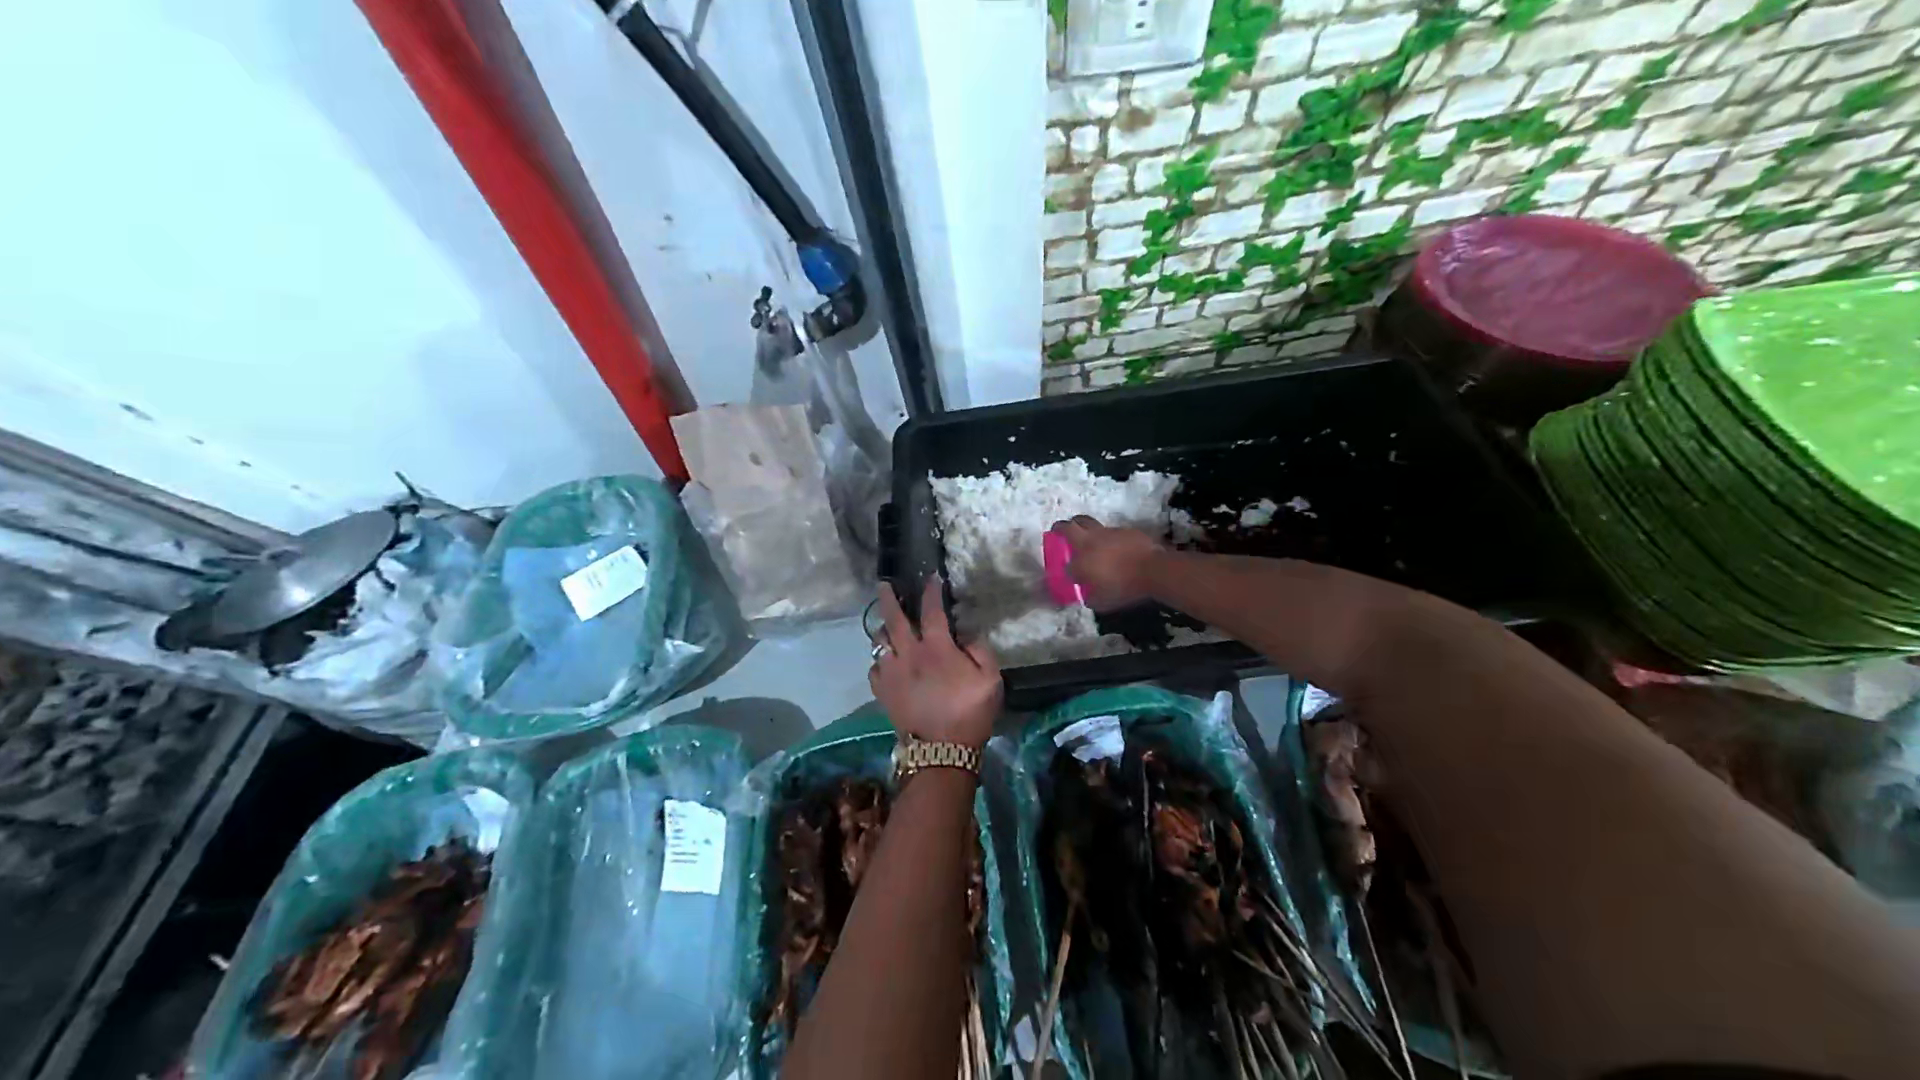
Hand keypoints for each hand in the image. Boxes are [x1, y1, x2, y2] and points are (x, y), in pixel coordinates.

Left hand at [869, 580, 1001, 749]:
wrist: (941, 751)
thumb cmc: (970, 712)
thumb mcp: (990, 679)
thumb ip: (980, 651)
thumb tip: (966, 636)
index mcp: (936, 648)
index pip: (932, 610)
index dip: (931, 591)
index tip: (931, 578)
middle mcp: (908, 654)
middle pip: (893, 619)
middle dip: (889, 599)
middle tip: (884, 584)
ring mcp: (891, 673)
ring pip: (879, 642)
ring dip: (882, 629)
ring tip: (885, 624)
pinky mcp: (882, 692)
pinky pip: (874, 668)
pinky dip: (879, 660)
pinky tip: (885, 661)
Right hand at [1050, 516, 1163, 610]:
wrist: (1153, 570)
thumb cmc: (1125, 588)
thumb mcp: (1104, 602)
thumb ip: (1091, 598)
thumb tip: (1086, 597)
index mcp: (1080, 560)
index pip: (1065, 563)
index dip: (1066, 569)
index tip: (1070, 573)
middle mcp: (1089, 542)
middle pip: (1069, 526)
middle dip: (1061, 527)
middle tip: (1060, 531)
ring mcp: (1107, 532)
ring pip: (1089, 523)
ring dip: (1084, 528)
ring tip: (1089, 538)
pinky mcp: (1123, 529)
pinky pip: (1110, 530)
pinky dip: (1108, 536)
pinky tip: (1115, 546)